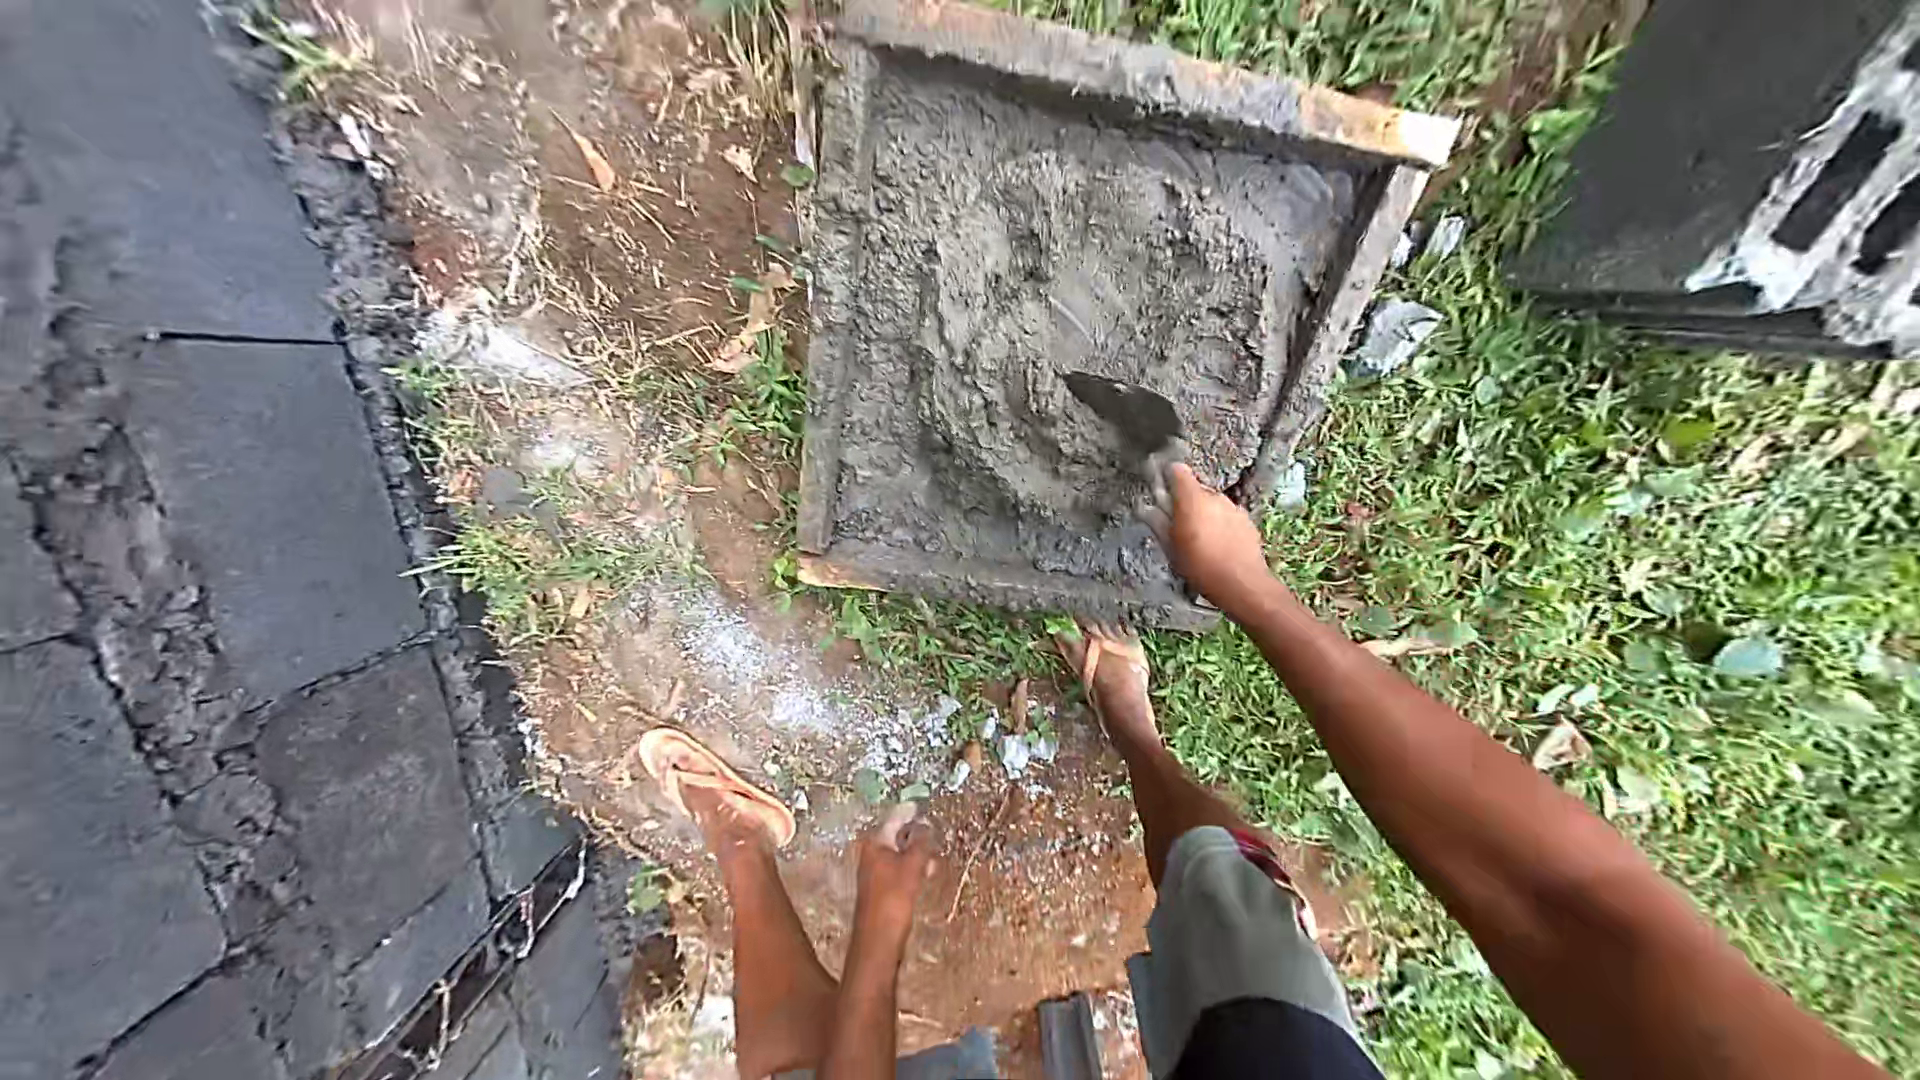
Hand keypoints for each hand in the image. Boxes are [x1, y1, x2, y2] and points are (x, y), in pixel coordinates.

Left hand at [852, 807, 936, 944]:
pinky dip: (912, 867)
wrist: (878, 942)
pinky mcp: (881, 888)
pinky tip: (925, 873)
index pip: (894, 818)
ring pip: (899, 853)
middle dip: (915, 833)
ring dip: (916, 852)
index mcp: (875, 844)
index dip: (909, 810)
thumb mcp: (912, 866)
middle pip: (896, 835)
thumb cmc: (893, 899)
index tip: (922, 804)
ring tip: (934, 855)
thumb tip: (926, 825)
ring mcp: (875, 872)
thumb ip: (920, 843)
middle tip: (934, 830)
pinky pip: (899, 869)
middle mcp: (871, 854)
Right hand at [1140, 463, 1275, 610]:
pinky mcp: (1246, 520)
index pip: (1178, 471)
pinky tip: (1216, 545)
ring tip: (1198, 539)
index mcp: (1191, 500)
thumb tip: (1146, 509)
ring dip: (1203, 514)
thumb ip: (1157, 523)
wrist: (1242, 584)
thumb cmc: (1201, 567)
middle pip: (1194, 489)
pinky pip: (1226, 515)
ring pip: (1211, 503)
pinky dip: (1219, 523)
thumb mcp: (1170, 548)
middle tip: (1176, 525)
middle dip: (1184, 502)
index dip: (1167, 477)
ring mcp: (1233, 507)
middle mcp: (1214, 497)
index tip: (1161, 490)